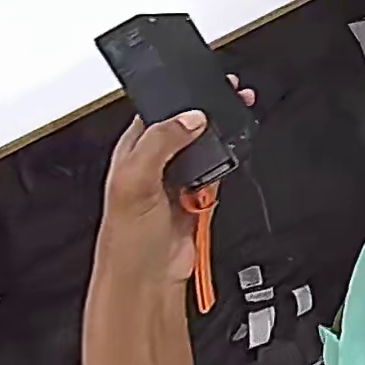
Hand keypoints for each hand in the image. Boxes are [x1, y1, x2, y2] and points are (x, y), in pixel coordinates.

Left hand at [95, 77, 254, 290]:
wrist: (148, 280)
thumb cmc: (126, 239)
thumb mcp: (134, 181)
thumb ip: (161, 143)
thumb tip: (191, 118)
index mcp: (133, 150)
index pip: (159, 112)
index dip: (180, 97)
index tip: (202, 85)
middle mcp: (156, 162)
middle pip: (187, 126)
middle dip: (208, 111)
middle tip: (230, 95)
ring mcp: (179, 179)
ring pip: (206, 147)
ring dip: (221, 137)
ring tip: (237, 120)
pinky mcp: (199, 196)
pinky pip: (218, 171)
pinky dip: (227, 165)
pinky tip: (231, 158)